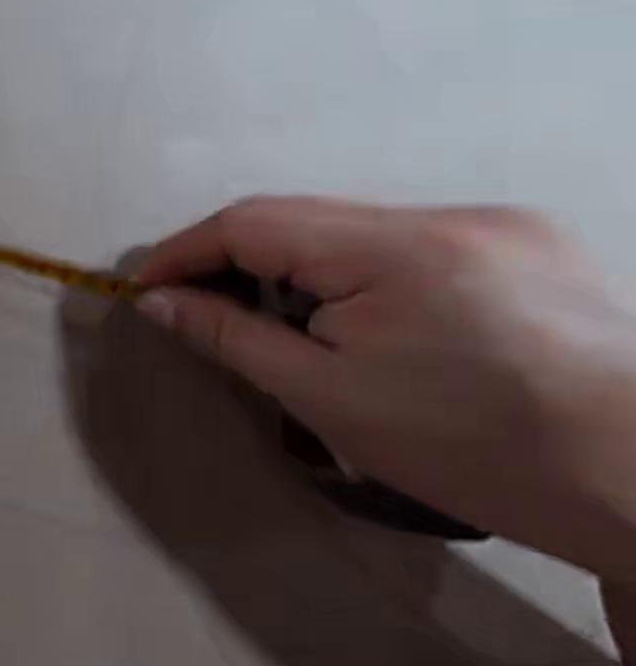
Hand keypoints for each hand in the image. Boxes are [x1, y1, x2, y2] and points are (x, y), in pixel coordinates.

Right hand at [135, 197, 635, 582]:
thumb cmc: (475, 449)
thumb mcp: (324, 395)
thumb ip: (227, 335)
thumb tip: (154, 301)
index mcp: (401, 251)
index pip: (252, 223)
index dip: (183, 250)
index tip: (143, 288)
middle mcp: (451, 218)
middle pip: (296, 216)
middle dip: (227, 256)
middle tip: (188, 302)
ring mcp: (497, 225)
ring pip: (343, 225)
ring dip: (282, 261)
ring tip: (262, 313)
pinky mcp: (523, 245)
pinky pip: (391, 238)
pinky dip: (339, 266)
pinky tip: (340, 310)